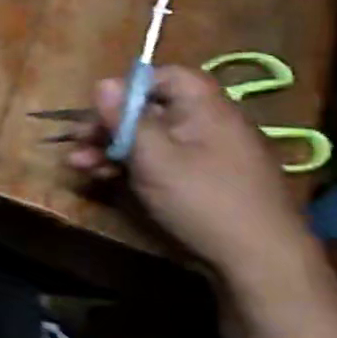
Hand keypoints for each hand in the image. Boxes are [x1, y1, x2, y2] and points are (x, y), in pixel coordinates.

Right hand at [65, 66, 310, 273]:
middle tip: (76, 144)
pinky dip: (136, 168)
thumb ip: (125, 119)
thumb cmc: (203, 199)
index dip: (127, 89)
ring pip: (154, 140)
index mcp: (204, 106)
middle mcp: (210, 123)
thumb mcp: (154, 158)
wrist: (260, 260)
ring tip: (80, 167)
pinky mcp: (207, 182)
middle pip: (152, 110)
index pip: (164, 76)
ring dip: (114, 149)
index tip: (97, 110)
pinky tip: (107, 180)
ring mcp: (211, 154)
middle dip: (109, 126)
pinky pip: (166, 163)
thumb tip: (102, 81)